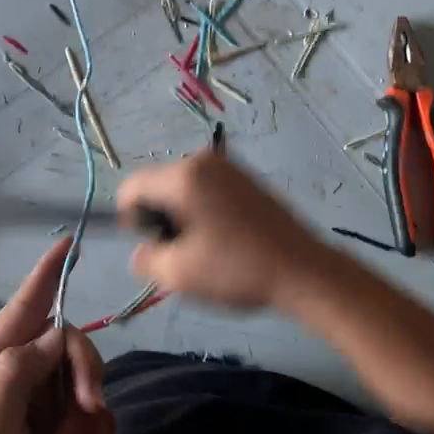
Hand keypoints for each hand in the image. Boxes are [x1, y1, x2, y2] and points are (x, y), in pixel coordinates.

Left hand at [0, 239, 112, 433]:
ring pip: (83, 384)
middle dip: (82, 370)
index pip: (19, 308)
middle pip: (63, 344)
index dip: (45, 274)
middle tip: (88, 408)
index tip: (68, 242)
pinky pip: (91, 422)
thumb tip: (49, 335)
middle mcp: (11, 382)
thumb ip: (15, 370)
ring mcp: (34, 414)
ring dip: (86, 418)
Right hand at [118, 151, 330, 309]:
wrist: (304, 271)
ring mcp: (227, 165)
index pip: (133, 186)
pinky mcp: (245, 177)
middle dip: (160, 218)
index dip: (130, 218)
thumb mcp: (180, 274)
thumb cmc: (238, 270)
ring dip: (183, 217)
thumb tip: (140, 250)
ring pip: (182, 188)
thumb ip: (146, 259)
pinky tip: (225, 239)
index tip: (151, 246)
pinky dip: (204, 211)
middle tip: (183, 254)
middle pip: (158, 185)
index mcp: (183, 176)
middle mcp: (202, 159)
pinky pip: (206, 188)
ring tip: (207, 250)